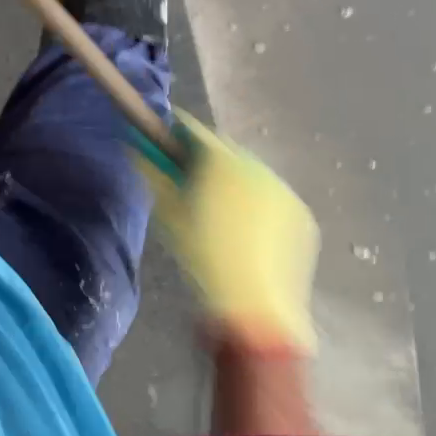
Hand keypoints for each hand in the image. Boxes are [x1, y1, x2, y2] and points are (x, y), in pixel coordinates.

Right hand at [131, 110, 320, 354]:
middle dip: (205, 158)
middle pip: (224, 150)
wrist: (255, 305)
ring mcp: (284, 190)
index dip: (175, 133)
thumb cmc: (202, 255)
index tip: (162, 143)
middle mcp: (257, 166)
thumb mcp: (167, 212)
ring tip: (218, 210)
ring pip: (250, 173)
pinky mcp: (301, 215)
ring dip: (232, 181)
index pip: (193, 130)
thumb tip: (134, 146)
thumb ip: (151, 171)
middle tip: (187, 181)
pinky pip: (271, 198)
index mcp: (222, 160)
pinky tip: (245, 231)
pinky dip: (256, 204)